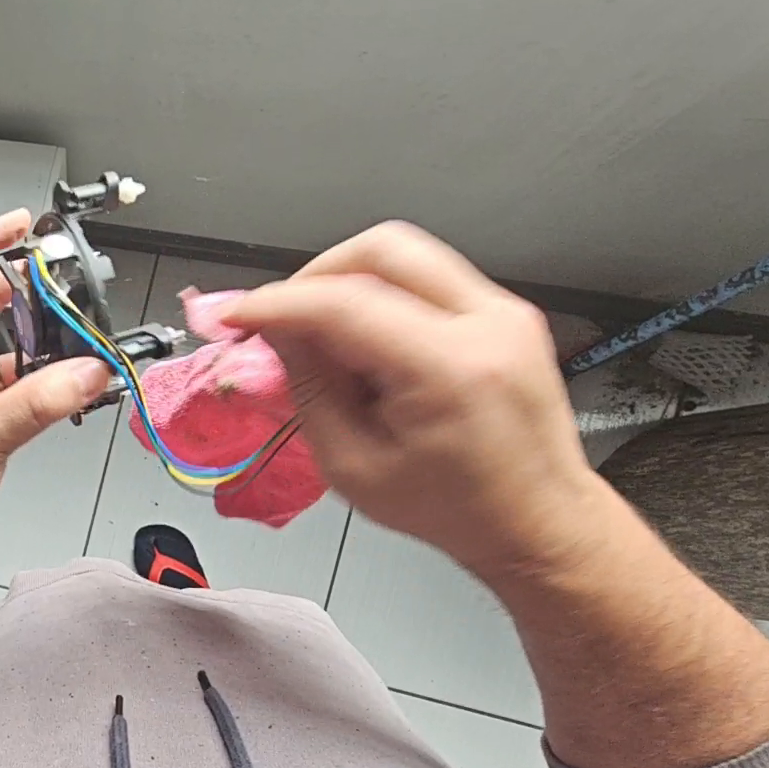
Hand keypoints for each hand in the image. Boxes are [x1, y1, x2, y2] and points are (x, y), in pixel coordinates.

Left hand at [0, 210, 110, 578]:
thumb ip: (39, 402)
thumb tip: (87, 372)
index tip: (18, 225)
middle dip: (22, 282)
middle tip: (61, 273)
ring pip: (4, 339)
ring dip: (37, 330)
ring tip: (73, 322)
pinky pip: (16, 376)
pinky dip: (41, 371)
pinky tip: (66, 373)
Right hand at [223, 222, 607, 576]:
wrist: (535, 518)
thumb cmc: (443, 507)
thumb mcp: (350, 464)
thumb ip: (311, 390)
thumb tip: (277, 334)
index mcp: (448, 369)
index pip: (345, 303)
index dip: (276, 304)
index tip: (232, 318)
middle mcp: (487, 322)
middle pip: (381, 249)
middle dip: (312, 276)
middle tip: (276, 318)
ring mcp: (502, 310)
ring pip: (402, 255)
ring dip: (340, 284)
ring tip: (311, 332)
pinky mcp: (501, 312)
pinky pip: (422, 278)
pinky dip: (372, 296)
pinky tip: (352, 341)